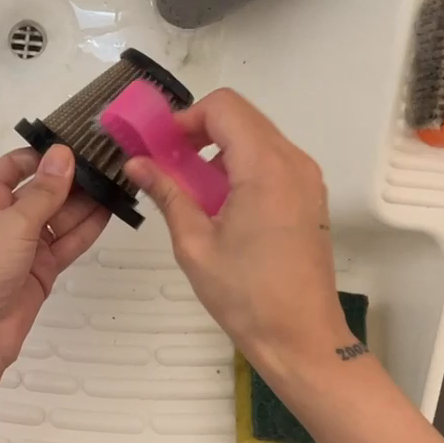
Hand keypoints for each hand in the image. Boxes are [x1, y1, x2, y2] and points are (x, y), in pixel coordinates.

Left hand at [0, 144, 107, 382]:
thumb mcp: (11, 224)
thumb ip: (43, 191)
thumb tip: (64, 154)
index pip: (18, 164)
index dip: (48, 154)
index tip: (84, 142)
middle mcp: (2, 217)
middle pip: (43, 189)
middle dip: (75, 177)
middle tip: (115, 161)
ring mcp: (23, 244)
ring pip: (59, 215)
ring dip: (87, 201)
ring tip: (122, 181)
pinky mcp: (40, 269)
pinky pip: (66, 241)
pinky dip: (87, 228)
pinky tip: (112, 211)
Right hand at [123, 88, 351, 378]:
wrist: (298, 335)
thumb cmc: (244, 293)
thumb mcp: (194, 243)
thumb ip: (167, 193)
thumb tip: (136, 163)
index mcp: (265, 168)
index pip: (223, 108)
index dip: (184, 119)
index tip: (158, 148)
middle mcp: (292, 163)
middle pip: (240, 117)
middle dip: (197, 131)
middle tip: (164, 165)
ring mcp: (305, 179)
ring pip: (255, 137)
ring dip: (216, 150)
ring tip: (186, 189)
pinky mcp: (306, 197)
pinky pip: (268, 161)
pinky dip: (236, 167)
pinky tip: (215, 204)